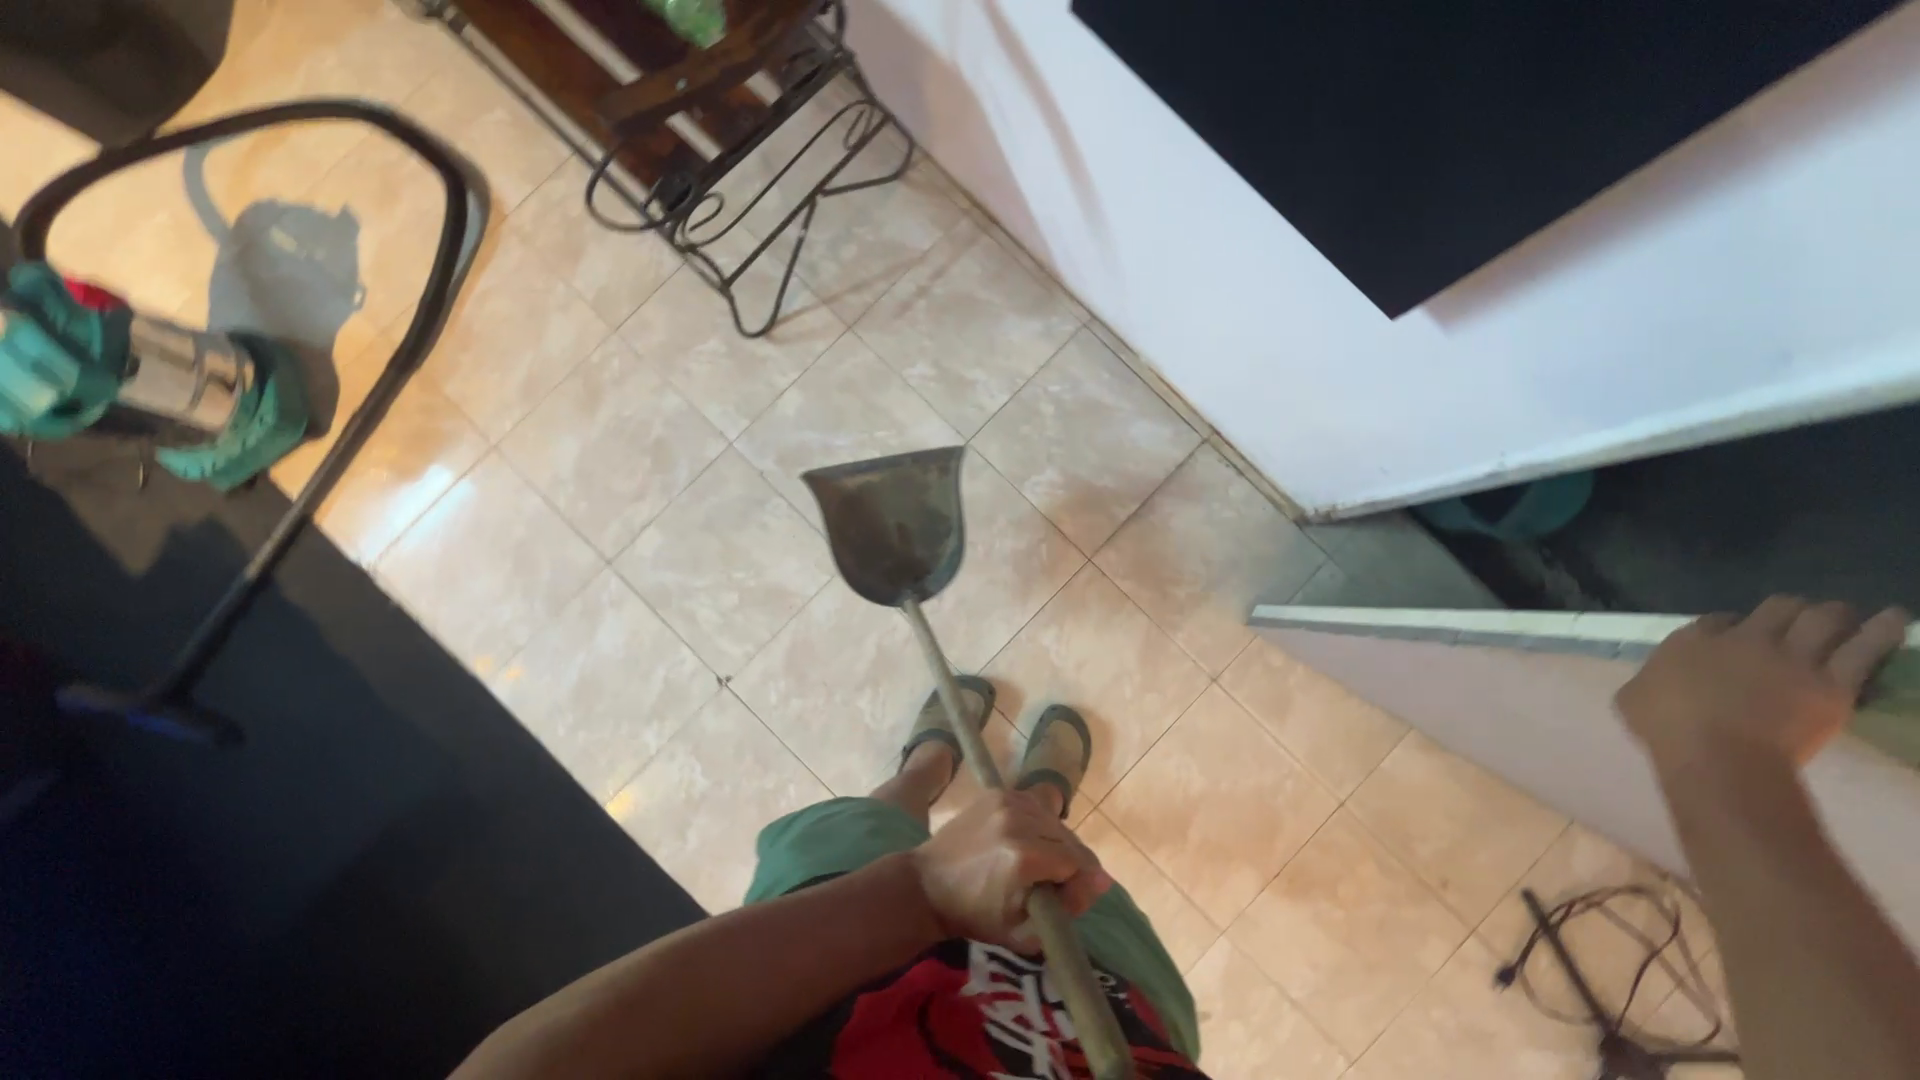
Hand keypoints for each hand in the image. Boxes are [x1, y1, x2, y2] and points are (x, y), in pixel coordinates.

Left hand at [910, 790, 1111, 949]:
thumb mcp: (1025, 932)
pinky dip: (1039, 824)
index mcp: (1025, 857)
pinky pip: (1037, 805)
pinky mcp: (998, 792)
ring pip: (1055, 821)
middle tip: (1051, 884)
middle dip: (1070, 863)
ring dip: (1056, 842)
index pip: (1079, 863)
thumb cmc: (976, 915)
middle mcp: (1019, 820)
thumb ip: (1069, 908)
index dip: (1079, 884)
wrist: (928, 883)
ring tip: (1037, 863)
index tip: (1066, 898)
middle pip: (1070, 839)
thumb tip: (1102, 880)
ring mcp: (1007, 800)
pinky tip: (1025, 841)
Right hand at [1616, 596, 1907, 776]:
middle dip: (1787, 611)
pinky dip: (1882, 629)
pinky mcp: (1832, 682)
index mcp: (1691, 641)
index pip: (1716, 620)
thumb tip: (1652, 681)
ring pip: (1822, 617)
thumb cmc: (1665, 728)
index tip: (1734, 635)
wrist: (1717, 755)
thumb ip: (1648, 680)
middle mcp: (1744, 639)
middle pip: (1776, 608)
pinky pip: (1864, 647)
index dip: (1729, 625)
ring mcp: (1791, 657)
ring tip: (1841, 617)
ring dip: (1832, 614)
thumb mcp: (1632, 698)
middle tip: (1794, 622)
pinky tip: (1893, 617)